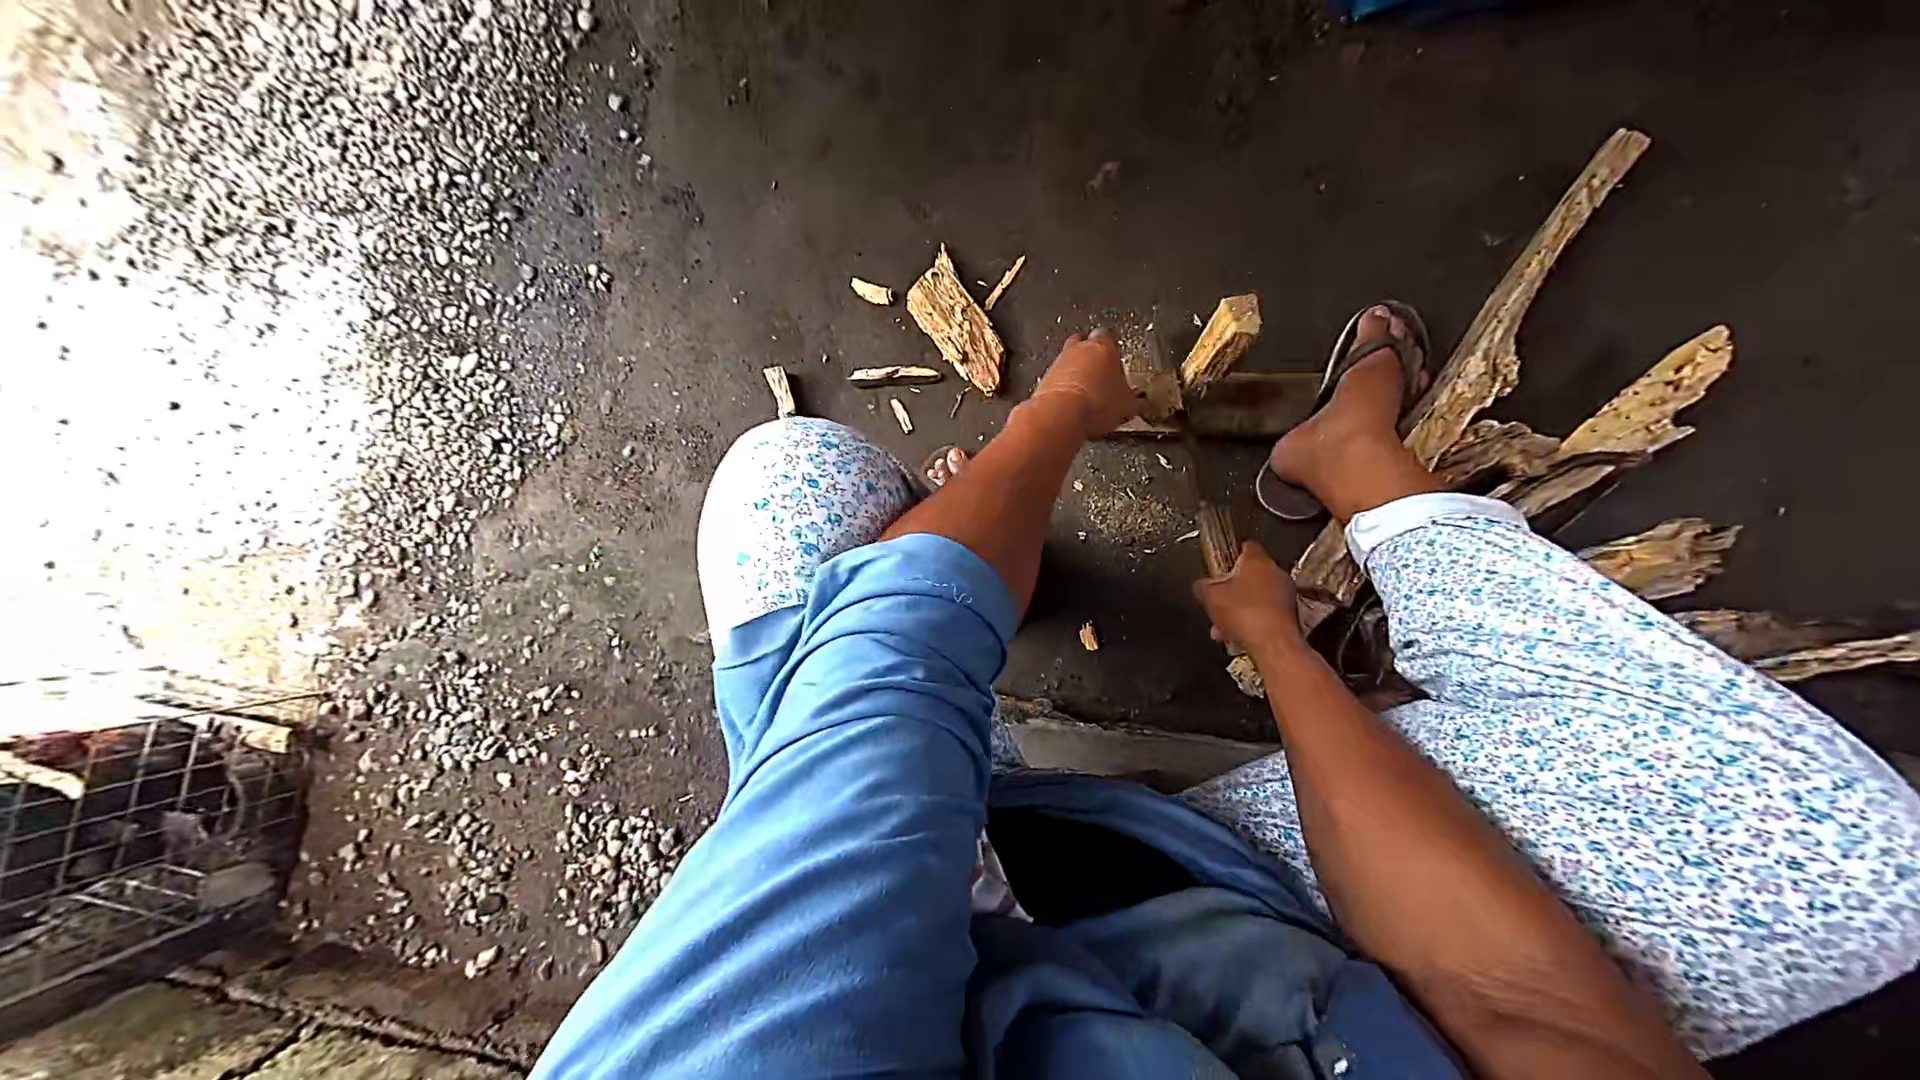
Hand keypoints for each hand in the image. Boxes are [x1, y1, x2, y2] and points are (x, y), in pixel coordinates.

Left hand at [1029, 328, 1139, 438]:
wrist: (1061, 417)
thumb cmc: (1094, 404)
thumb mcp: (1127, 405)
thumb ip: (1131, 398)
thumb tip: (1133, 403)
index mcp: (1103, 346)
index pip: (1109, 337)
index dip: (1113, 350)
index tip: (1117, 362)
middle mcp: (1078, 349)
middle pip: (1084, 345)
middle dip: (1091, 358)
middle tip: (1100, 376)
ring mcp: (1058, 364)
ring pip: (1068, 362)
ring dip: (1074, 374)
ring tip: (1085, 396)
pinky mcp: (1043, 381)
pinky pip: (1055, 381)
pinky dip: (1061, 389)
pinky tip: (1070, 405)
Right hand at [1192, 542, 1305, 652]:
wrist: (1273, 645)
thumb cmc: (1244, 614)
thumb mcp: (1209, 597)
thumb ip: (1202, 587)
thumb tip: (1200, 585)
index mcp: (1257, 561)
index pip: (1246, 546)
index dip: (1231, 554)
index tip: (1221, 564)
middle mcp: (1276, 573)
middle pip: (1249, 575)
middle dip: (1231, 589)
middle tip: (1217, 601)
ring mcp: (1286, 594)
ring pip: (1257, 596)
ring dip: (1239, 608)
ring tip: (1223, 626)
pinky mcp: (1291, 615)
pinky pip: (1266, 613)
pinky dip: (1252, 621)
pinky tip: (1237, 636)